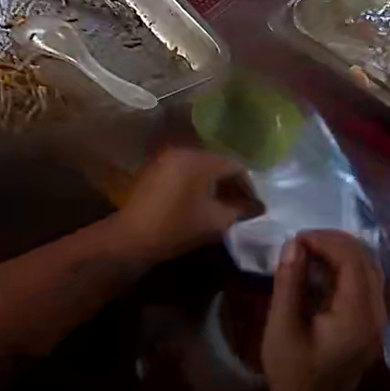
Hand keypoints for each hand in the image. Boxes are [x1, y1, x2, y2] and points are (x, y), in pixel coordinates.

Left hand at [113, 148, 257, 263]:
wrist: (132, 238)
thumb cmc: (178, 227)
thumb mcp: (217, 222)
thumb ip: (242, 211)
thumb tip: (257, 208)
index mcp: (200, 160)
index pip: (236, 166)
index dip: (249, 187)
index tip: (255, 207)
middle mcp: (183, 152)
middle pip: (217, 164)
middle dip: (232, 186)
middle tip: (241, 207)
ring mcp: (165, 160)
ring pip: (200, 169)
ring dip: (214, 186)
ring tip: (222, 207)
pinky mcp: (154, 171)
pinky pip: (184, 173)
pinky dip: (196, 185)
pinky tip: (199, 204)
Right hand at [262, 231, 387, 390]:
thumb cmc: (294, 375)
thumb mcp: (282, 329)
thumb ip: (290, 284)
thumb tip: (294, 245)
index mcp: (357, 316)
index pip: (352, 261)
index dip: (326, 241)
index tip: (296, 239)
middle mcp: (376, 313)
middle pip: (366, 260)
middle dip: (334, 242)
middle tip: (300, 242)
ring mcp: (379, 317)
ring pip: (369, 268)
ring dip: (341, 252)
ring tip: (308, 251)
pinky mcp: (372, 320)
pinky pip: (366, 281)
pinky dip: (345, 266)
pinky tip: (321, 268)